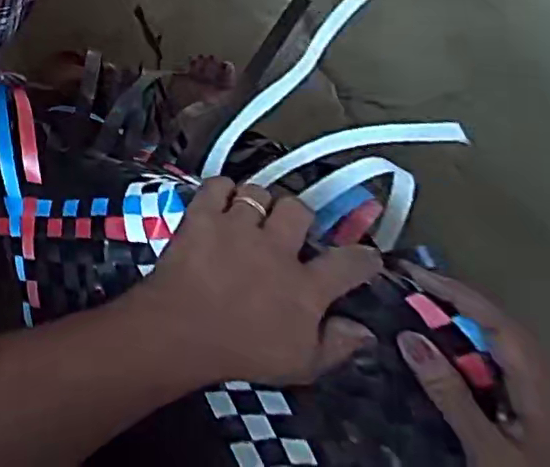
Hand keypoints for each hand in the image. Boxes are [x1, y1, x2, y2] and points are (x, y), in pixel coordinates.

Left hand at [132, 177, 381, 386]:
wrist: (182, 326)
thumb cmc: (243, 350)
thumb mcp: (302, 363)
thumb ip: (337, 345)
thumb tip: (364, 330)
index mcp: (306, 286)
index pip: (348, 263)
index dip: (363, 257)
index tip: (367, 254)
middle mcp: (275, 249)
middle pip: (297, 209)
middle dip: (298, 213)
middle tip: (289, 225)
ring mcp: (236, 227)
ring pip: (257, 193)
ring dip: (258, 200)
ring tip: (253, 212)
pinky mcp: (201, 216)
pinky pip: (216, 185)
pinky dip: (221, 187)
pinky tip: (221, 199)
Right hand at [397, 264, 549, 466]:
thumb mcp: (488, 450)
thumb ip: (451, 396)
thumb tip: (408, 336)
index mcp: (540, 392)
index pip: (499, 326)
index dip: (456, 293)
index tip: (411, 272)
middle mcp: (547, 391)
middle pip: (504, 331)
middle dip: (457, 301)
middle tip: (407, 285)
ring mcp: (544, 407)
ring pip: (502, 349)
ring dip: (460, 323)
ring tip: (416, 310)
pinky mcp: (535, 420)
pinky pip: (497, 368)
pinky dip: (465, 348)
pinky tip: (442, 355)